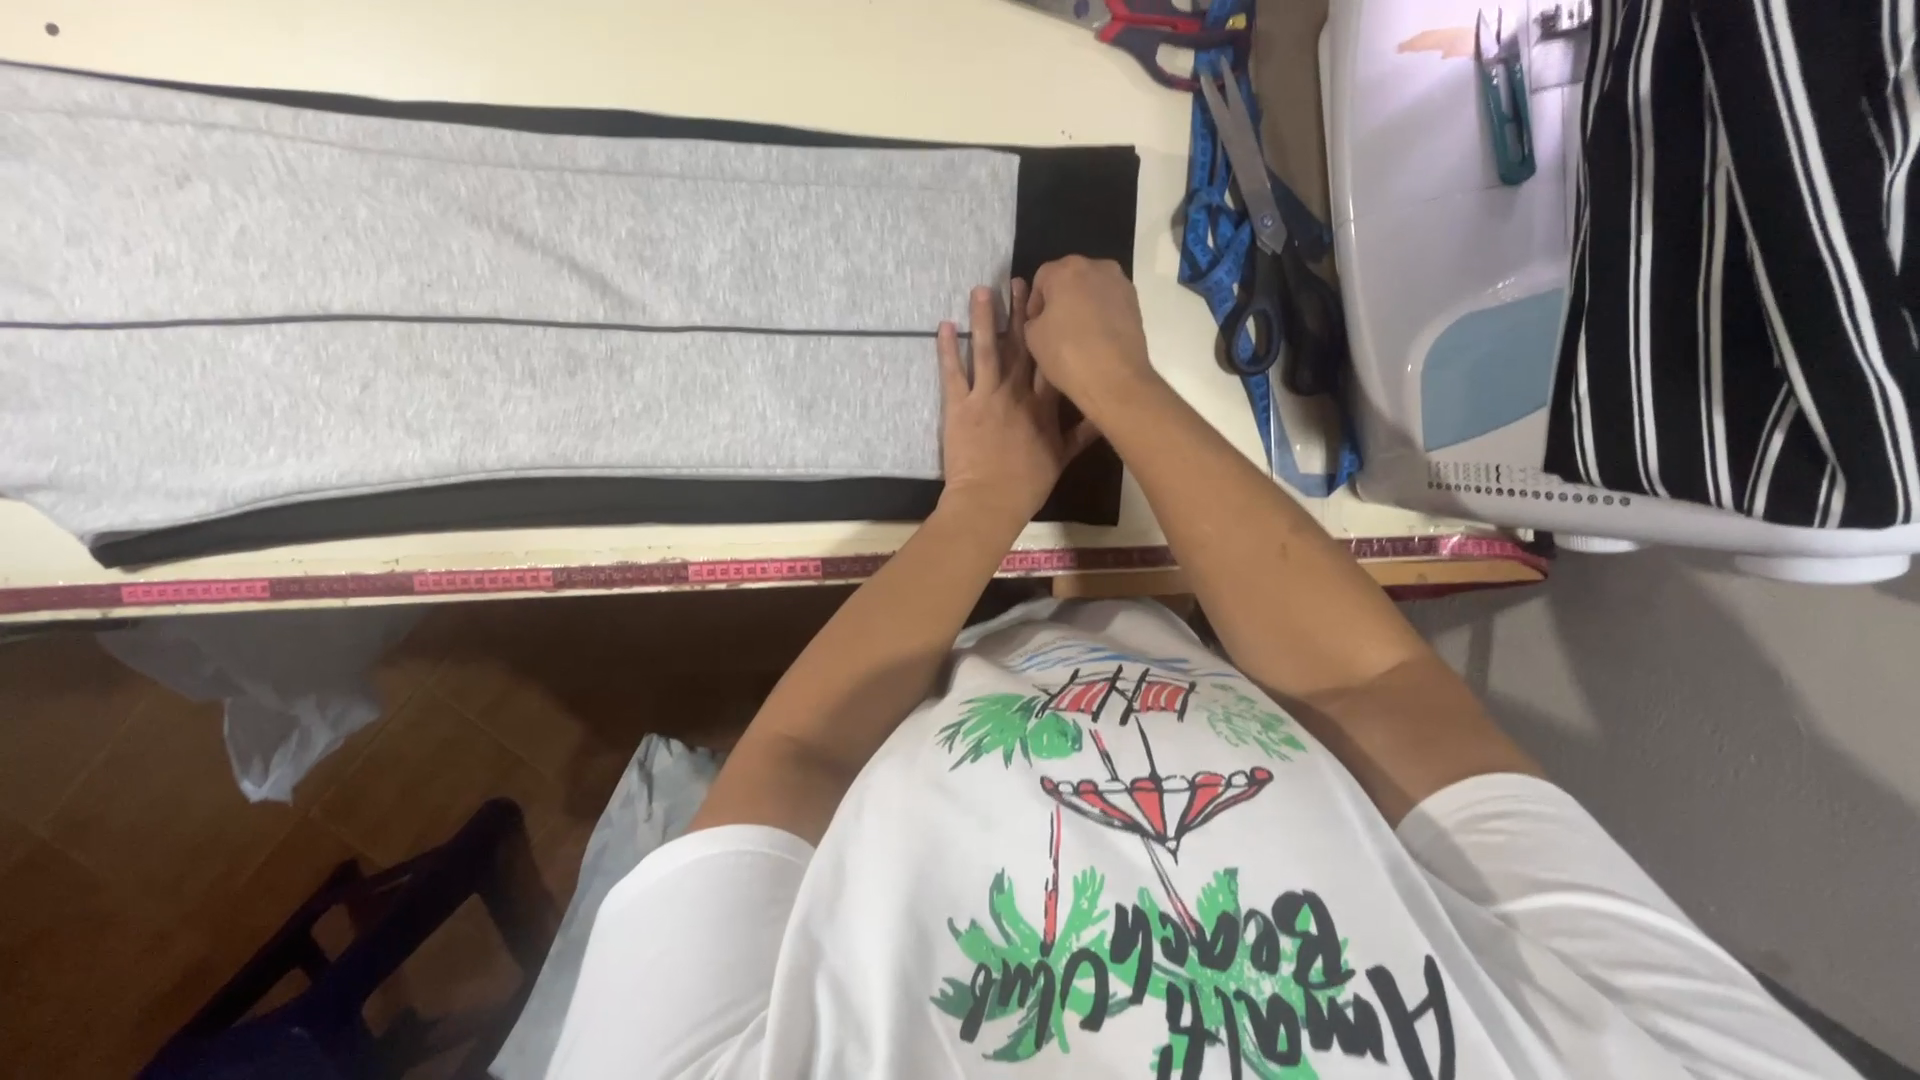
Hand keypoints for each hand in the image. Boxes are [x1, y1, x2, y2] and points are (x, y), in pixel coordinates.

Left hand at [937, 281, 1098, 528]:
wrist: (990, 499)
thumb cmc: (1028, 484)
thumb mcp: (1062, 459)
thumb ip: (1083, 434)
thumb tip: (1104, 416)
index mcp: (1044, 405)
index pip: (1049, 359)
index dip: (1049, 330)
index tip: (1052, 303)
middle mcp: (1017, 393)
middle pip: (1020, 346)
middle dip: (1020, 312)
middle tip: (1021, 281)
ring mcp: (986, 397)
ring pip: (987, 349)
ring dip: (984, 318)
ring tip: (982, 289)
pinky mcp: (959, 406)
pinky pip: (953, 372)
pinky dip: (947, 349)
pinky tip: (945, 325)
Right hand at [1023, 256, 1158, 410]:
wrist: (1115, 379)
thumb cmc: (1067, 354)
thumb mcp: (1032, 337)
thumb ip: (1034, 318)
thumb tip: (1044, 318)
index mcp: (1066, 269)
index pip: (1041, 278)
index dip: (1035, 303)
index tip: (1035, 326)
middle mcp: (1096, 266)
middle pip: (1070, 278)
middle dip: (1060, 299)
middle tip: (1055, 328)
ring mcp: (1120, 283)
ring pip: (1092, 289)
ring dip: (1082, 305)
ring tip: (1078, 334)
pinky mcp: (1135, 302)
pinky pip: (1109, 302)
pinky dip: (1101, 314)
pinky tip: (1097, 338)